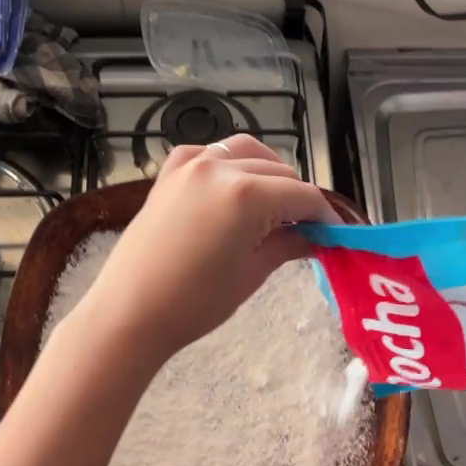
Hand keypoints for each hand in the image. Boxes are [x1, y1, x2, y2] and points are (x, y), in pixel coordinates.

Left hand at [67, 134, 338, 366]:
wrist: (130, 312)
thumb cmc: (195, 302)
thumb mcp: (252, 272)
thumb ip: (290, 244)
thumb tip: (317, 237)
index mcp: (246, 194)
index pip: (303, 195)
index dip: (324, 215)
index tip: (336, 234)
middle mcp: (220, 167)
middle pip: (280, 173)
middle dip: (298, 198)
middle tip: (307, 229)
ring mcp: (191, 164)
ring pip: (248, 153)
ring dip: (269, 174)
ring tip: (274, 207)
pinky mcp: (170, 172)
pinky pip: (212, 153)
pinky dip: (231, 164)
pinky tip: (236, 188)